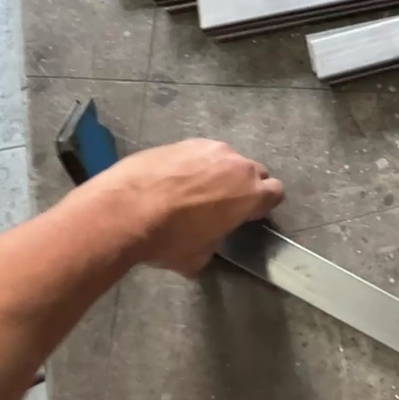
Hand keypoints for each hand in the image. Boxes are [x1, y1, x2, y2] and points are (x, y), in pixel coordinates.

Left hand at [87, 139, 284, 275]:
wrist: (122, 211)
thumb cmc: (168, 239)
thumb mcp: (198, 257)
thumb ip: (215, 244)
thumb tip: (207, 245)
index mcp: (250, 195)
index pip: (276, 192)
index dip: (263, 204)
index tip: (249, 214)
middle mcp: (237, 166)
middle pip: (254, 172)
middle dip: (243, 185)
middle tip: (222, 203)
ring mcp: (210, 149)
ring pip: (226, 159)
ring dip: (218, 172)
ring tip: (192, 189)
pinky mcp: (183, 142)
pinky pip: (199, 153)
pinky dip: (192, 164)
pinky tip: (171, 179)